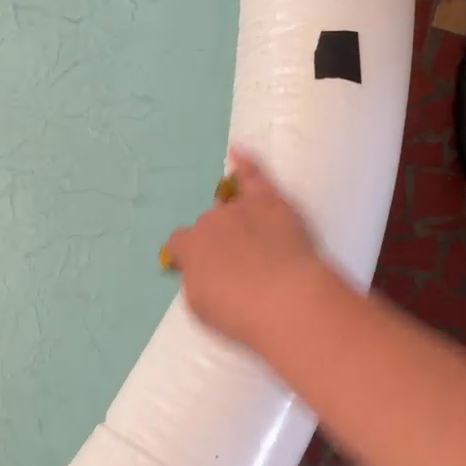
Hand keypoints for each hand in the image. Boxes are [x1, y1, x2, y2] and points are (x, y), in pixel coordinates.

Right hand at [164, 147, 329, 347]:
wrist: (286, 301)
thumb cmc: (239, 314)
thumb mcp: (200, 305)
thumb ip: (195, 280)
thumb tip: (198, 269)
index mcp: (190, 247)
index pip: (179, 242)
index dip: (187, 254)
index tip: (196, 266)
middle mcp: (211, 221)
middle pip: (209, 226)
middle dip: (218, 241)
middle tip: (236, 265)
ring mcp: (241, 208)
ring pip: (231, 208)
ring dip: (236, 220)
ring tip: (250, 237)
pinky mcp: (272, 202)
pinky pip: (254, 175)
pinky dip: (245, 162)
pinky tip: (237, 151)